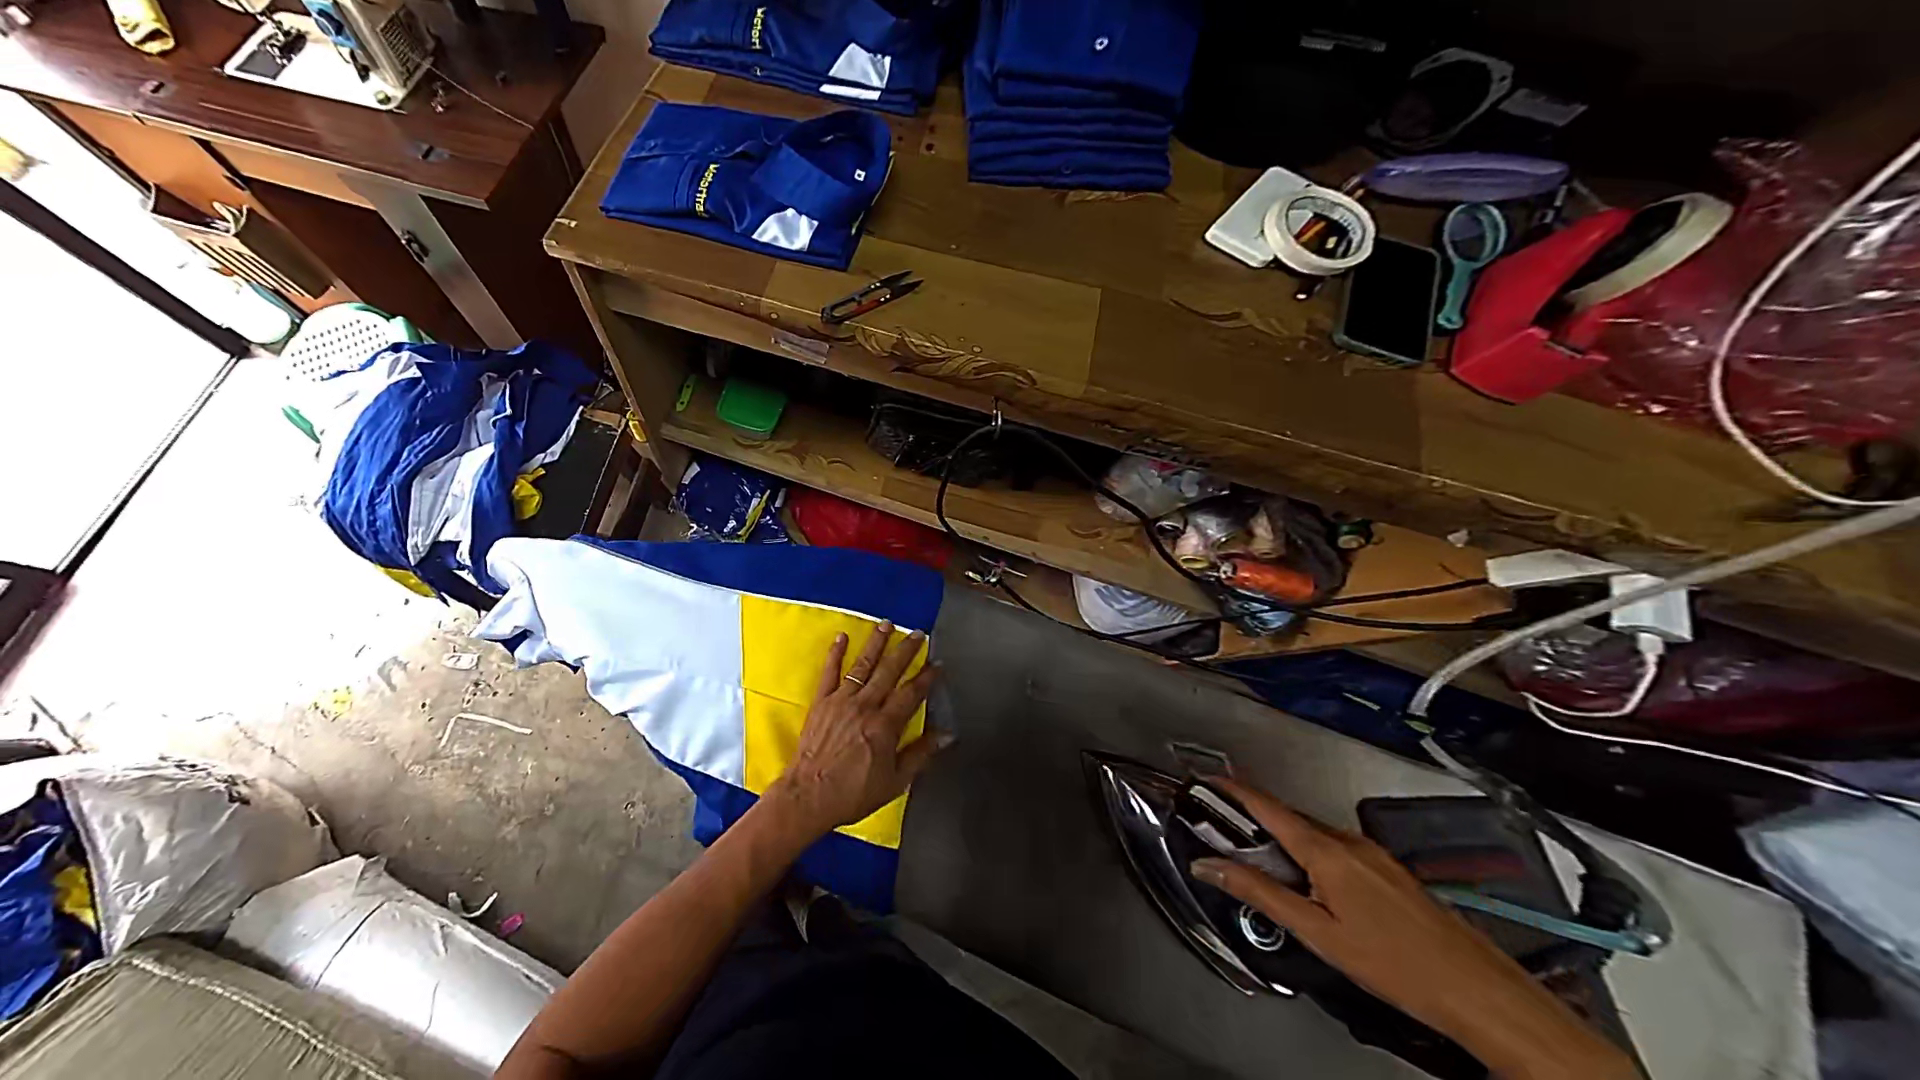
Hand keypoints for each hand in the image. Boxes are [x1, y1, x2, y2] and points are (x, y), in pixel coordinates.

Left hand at [762, 621, 943, 838]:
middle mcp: (865, 707)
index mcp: (885, 726)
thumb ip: (920, 754)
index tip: (936, 664)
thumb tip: (944, 735)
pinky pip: (829, 673)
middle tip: (918, 634)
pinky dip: (835, 653)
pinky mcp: (821, 703)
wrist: (808, 797)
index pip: (911, 694)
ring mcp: (841, 702)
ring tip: (887, 624)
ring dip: (876, 643)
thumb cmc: (852, 793)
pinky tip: (841, 637)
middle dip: (906, 650)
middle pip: (890, 671)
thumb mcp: (895, 781)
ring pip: (863, 665)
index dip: (926, 678)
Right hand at [1190, 780, 1637, 1079]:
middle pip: (1287, 817)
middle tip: (1220, 827)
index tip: (1205, 779)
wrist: (1476, 990)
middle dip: (1251, 816)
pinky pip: (1334, 846)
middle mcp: (1348, 841)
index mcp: (1326, 850)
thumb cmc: (1394, 963)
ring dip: (1280, 837)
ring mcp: (1371, 853)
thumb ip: (1259, 892)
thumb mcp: (1315, 931)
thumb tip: (1209, 866)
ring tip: (1258, 861)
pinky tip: (1307, 881)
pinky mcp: (1386, 868)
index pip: (1266, 806)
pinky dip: (1307, 851)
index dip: (1232, 788)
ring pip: (1311, 832)